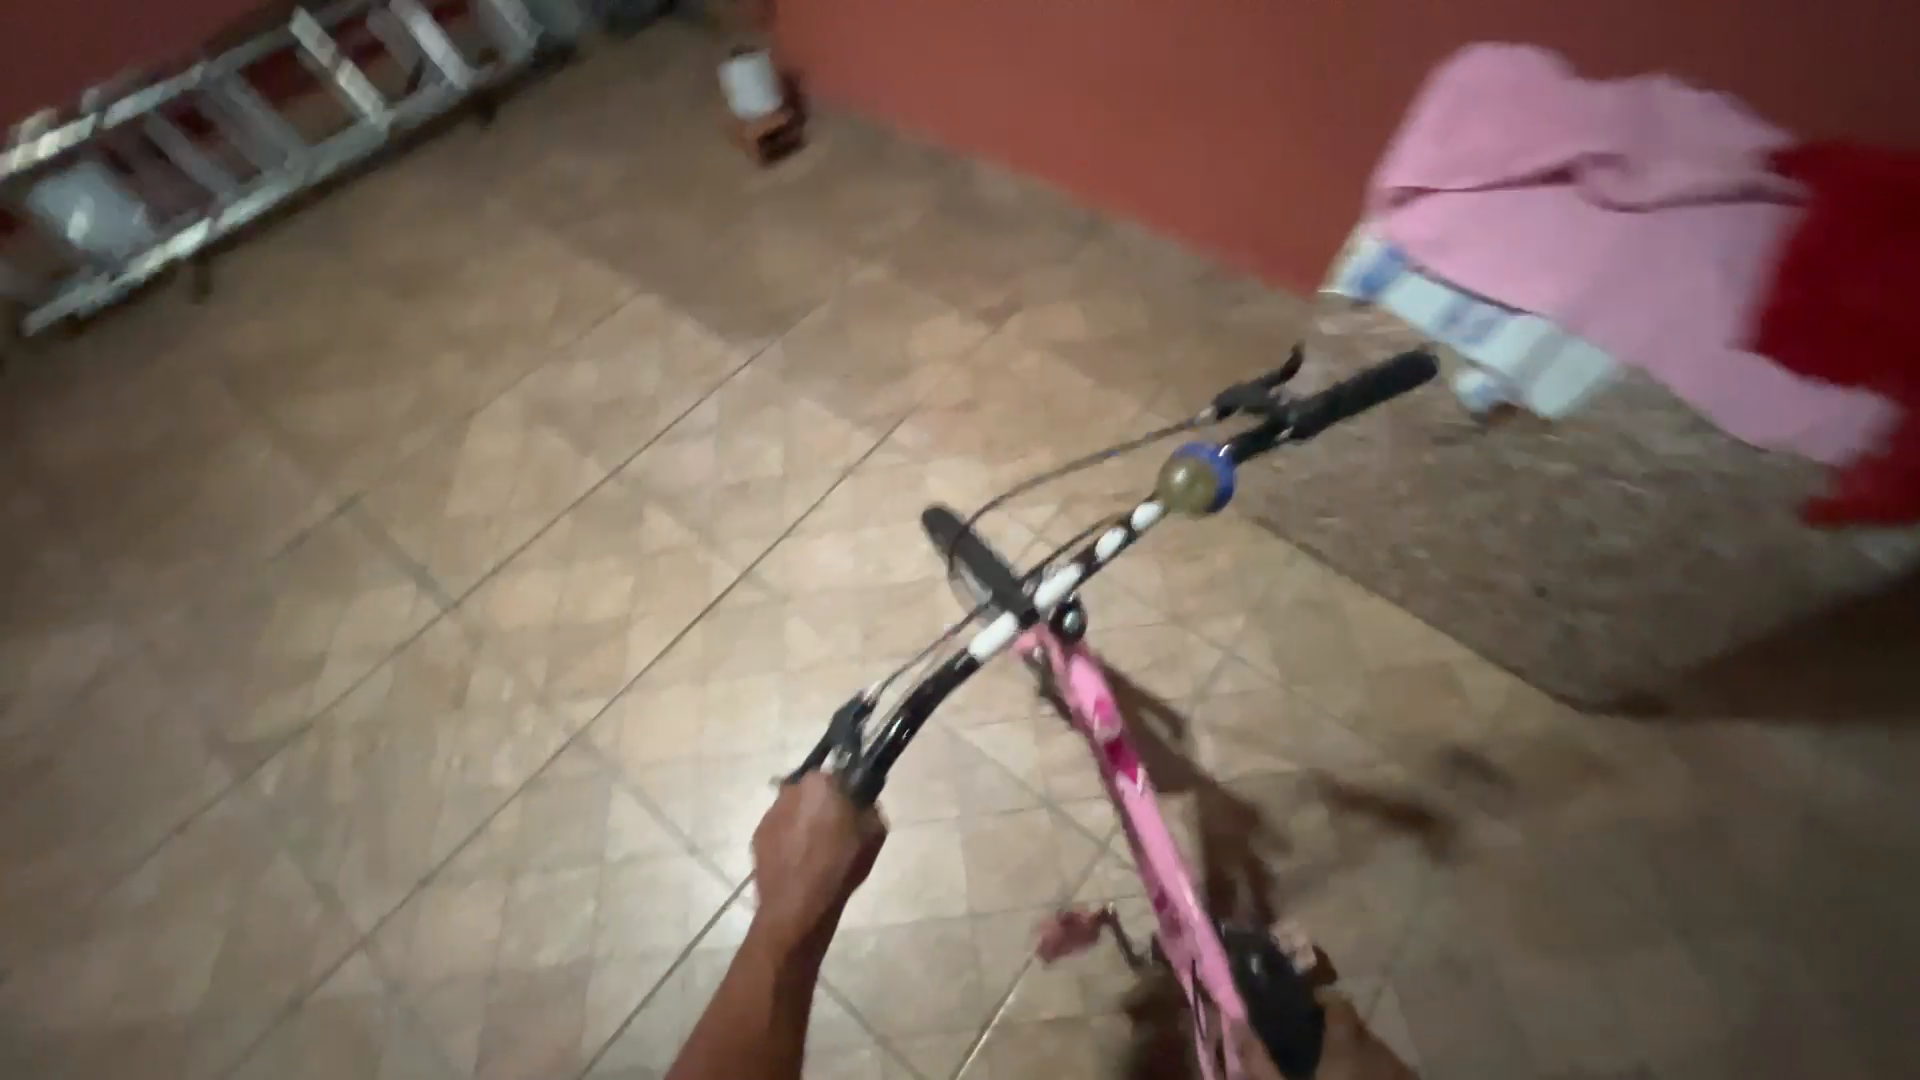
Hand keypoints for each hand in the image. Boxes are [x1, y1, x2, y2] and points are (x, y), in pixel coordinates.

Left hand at [750, 772, 887, 957]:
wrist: (798, 906)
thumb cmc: (841, 864)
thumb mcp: (875, 832)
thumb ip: (869, 807)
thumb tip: (861, 803)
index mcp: (821, 782)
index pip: (839, 774)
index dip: (848, 791)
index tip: (854, 808)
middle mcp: (791, 789)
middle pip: (813, 790)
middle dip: (824, 803)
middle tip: (837, 829)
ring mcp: (770, 812)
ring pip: (795, 808)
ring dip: (804, 820)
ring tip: (816, 850)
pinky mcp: (757, 836)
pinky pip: (780, 829)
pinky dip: (789, 839)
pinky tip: (799, 861)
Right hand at [1233, 992, 1415, 1079]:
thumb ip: (1257, 1059)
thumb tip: (1237, 1021)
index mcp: (1347, 1048)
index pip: (1340, 1004)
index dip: (1324, 1003)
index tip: (1306, 1012)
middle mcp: (1380, 1056)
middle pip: (1361, 1030)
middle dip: (1342, 1035)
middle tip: (1321, 1052)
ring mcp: (1403, 1078)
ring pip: (1382, 1055)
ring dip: (1364, 1058)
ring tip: (1343, 1074)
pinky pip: (1399, 1077)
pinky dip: (1382, 1077)